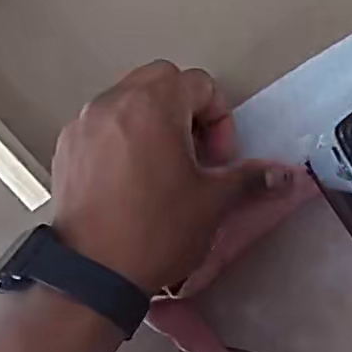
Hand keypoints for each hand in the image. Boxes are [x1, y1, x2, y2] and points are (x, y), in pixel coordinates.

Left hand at [51, 60, 298, 293]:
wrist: (97, 270)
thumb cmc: (159, 230)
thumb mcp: (215, 203)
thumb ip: (250, 179)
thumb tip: (283, 175)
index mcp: (153, 108)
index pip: (198, 83)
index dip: (220, 118)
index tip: (218, 158)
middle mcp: (113, 104)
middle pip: (161, 81)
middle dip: (188, 112)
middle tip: (198, 156)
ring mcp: (84, 123)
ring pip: (131, 101)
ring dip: (158, 124)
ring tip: (169, 171)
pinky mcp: (68, 146)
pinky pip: (106, 125)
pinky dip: (129, 140)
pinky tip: (138, 183)